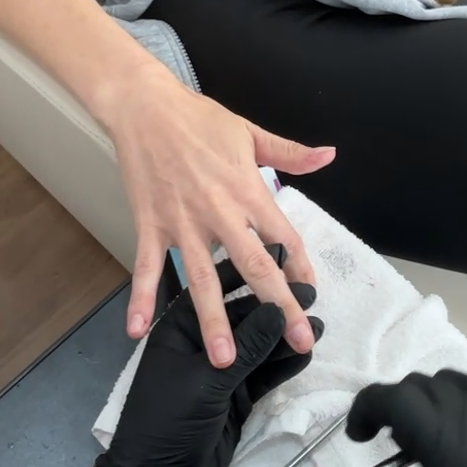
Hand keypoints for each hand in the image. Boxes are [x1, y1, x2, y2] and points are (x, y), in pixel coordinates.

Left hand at [97, 261, 324, 466]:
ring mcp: (220, 369)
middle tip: (312, 293)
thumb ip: (246, 346)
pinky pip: (263, 373)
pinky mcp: (234, 395)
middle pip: (244, 317)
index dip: (249, 272)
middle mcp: (203, 341)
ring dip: (285, 336)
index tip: (282, 256)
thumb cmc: (167, 421)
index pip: (219, 289)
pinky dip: (283, 364)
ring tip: (318, 324)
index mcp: (181, 326)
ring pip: (258, 345)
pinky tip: (305, 353)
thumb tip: (280, 309)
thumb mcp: (207, 380)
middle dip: (276, 305)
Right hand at [98, 64, 334, 365]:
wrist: (146, 107)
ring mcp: (183, 223)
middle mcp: (220, 212)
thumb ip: (290, 153)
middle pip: (254, 267)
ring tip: (223, 359)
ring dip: (213, 319)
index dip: (301, 268)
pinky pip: (148, 267)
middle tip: (296, 344)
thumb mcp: (250, 133)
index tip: (312, 296)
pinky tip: (138, 331)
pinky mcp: (151, 225)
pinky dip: (142, 299)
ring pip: (202, 278)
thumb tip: (329, 155)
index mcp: (248, 190)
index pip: (284, 237)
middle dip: (278, 308)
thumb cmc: (199, 119)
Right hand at [309, 371, 466, 466]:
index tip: (357, 439)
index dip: (366, 407)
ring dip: (428, 400)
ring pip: (454, 381)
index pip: (395, 398)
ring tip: (425, 444)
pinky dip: (462, 401)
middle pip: (421, 385)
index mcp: (453, 451)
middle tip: (388, 449)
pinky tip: (465, 441)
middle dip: (394, 407)